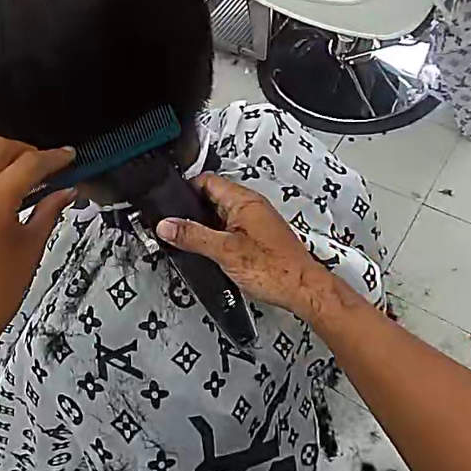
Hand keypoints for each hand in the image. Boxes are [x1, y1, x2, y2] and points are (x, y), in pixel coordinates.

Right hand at [155, 175, 356, 322]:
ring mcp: (257, 221)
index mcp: (245, 201)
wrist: (302, 289)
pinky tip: (216, 256)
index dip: (185, 190)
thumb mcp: (225, 252)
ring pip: (221, 216)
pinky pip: (231, 230)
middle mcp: (253, 206)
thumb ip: (193, 236)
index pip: (207, 180)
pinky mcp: (259, 237)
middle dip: (193, 213)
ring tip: (196, 245)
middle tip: (178, 230)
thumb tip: (168, 226)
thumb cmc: (277, 270)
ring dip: (206, 228)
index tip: (170, 206)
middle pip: (212, 198)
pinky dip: (219, 239)